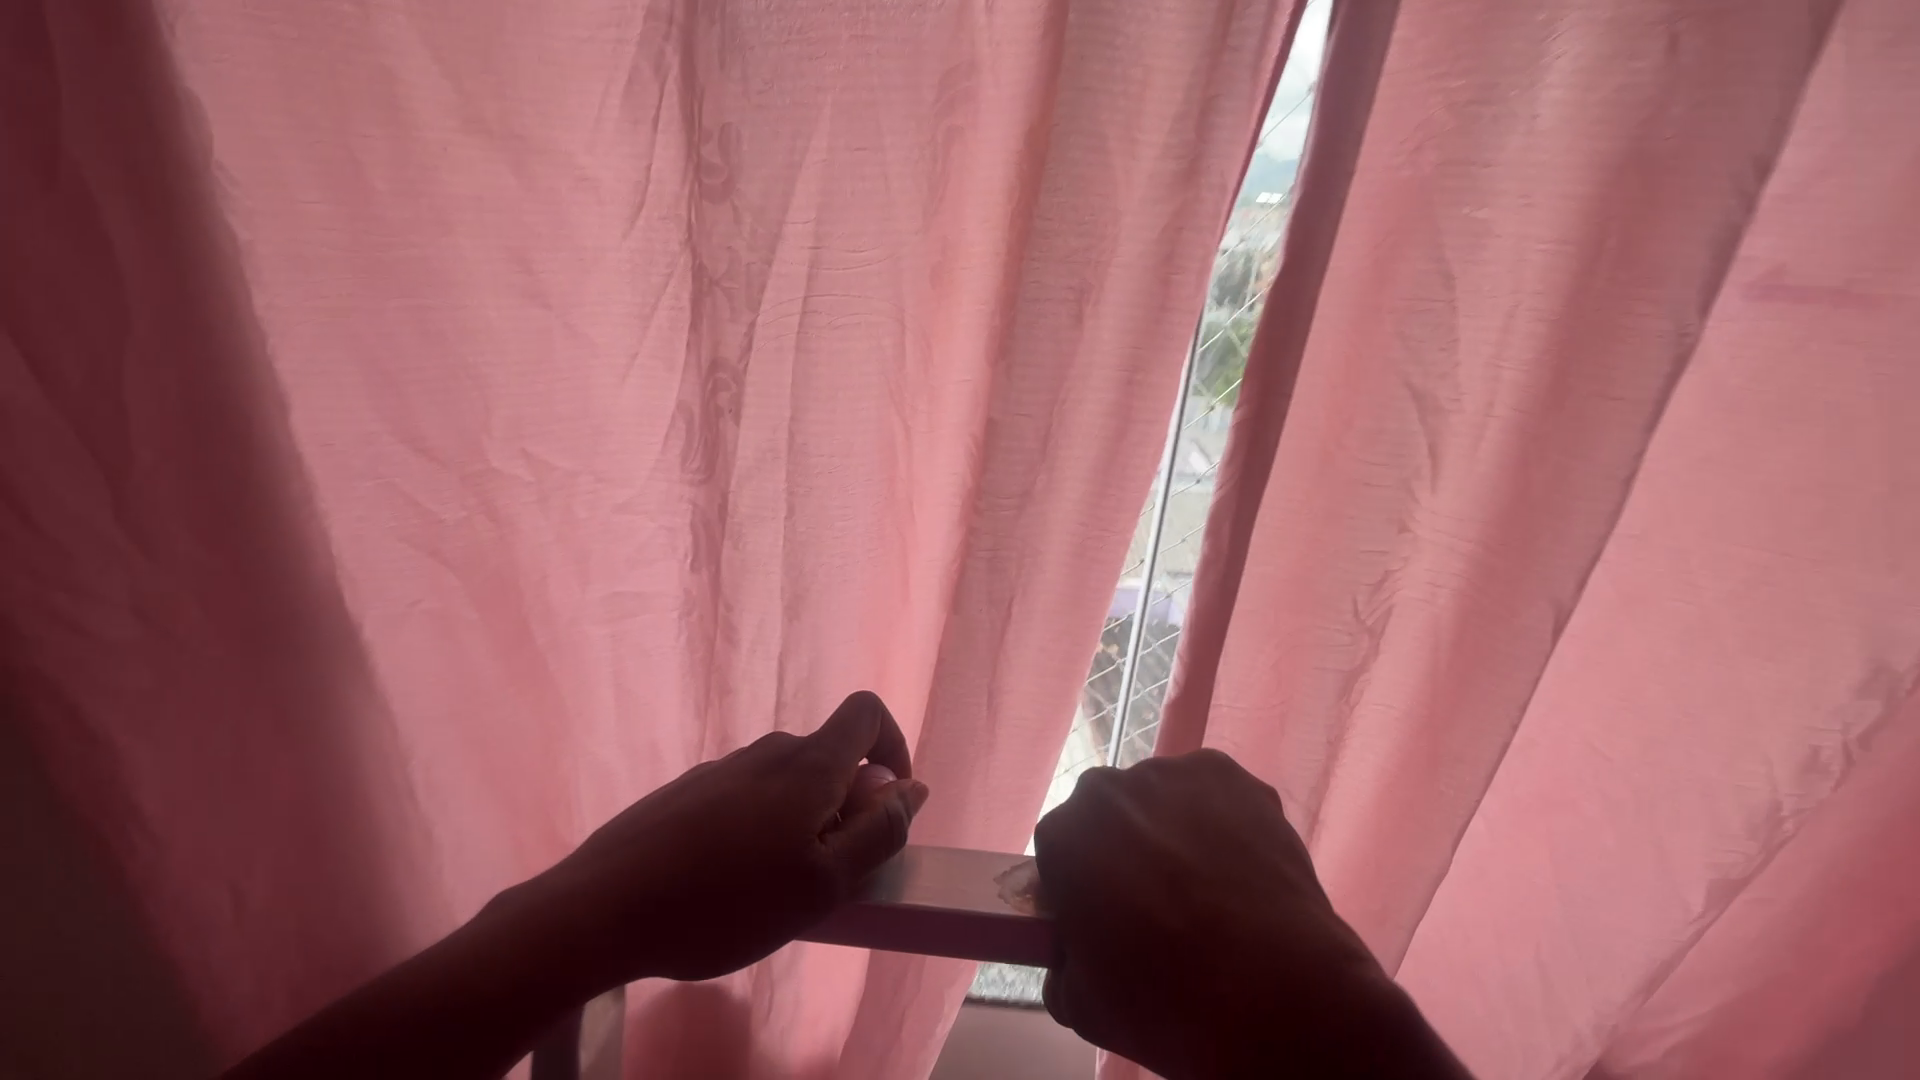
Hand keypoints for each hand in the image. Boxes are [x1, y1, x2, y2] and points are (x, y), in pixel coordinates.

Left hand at [520, 691, 929, 988]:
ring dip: (801, 820)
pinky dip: (759, 827)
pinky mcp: (686, 792)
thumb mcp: (823, 885)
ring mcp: (721, 769)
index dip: (894, 745)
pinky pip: (745, 797)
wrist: (599, 910)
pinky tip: (725, 882)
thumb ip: (878, 833)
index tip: (887, 803)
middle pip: (827, 756)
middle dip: (846, 804)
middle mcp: (767, 752)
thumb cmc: (726, 903)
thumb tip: (912, 788)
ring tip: (773, 886)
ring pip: (785, 782)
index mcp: (807, 766)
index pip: (866, 712)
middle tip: (828, 872)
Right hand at [1034, 749, 1467, 1079]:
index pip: (1059, 852)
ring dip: (1170, 831)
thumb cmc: (1168, 1000)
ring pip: (1159, 800)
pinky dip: (1220, 821)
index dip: (1080, 887)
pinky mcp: (1229, 774)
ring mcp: (1171, 774)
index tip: (1106, 920)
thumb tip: (1074, 956)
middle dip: (1122, 851)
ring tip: (1209, 890)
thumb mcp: (1083, 1007)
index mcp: (1063, 834)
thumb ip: (1062, 967)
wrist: (1277, 991)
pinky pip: (1211, 794)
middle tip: (1157, 907)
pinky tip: (1239, 868)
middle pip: (1106, 816)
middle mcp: (1107, 789)